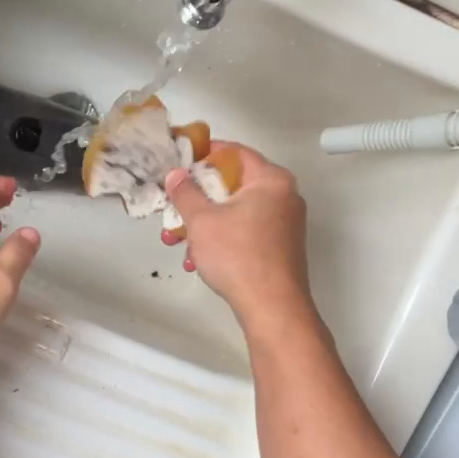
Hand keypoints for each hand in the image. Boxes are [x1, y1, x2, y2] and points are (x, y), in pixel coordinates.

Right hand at [162, 143, 313, 335]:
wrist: (271, 305)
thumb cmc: (238, 255)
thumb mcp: (202, 221)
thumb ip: (185, 193)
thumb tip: (176, 174)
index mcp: (271, 180)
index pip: (235, 152)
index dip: (204, 153)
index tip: (180, 162)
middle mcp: (284, 196)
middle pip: (233, 184)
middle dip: (198, 198)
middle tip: (173, 208)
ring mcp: (284, 222)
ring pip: (235, 212)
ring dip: (204, 224)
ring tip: (177, 241)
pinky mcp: (280, 246)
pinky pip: (245, 231)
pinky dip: (221, 238)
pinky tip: (198, 260)